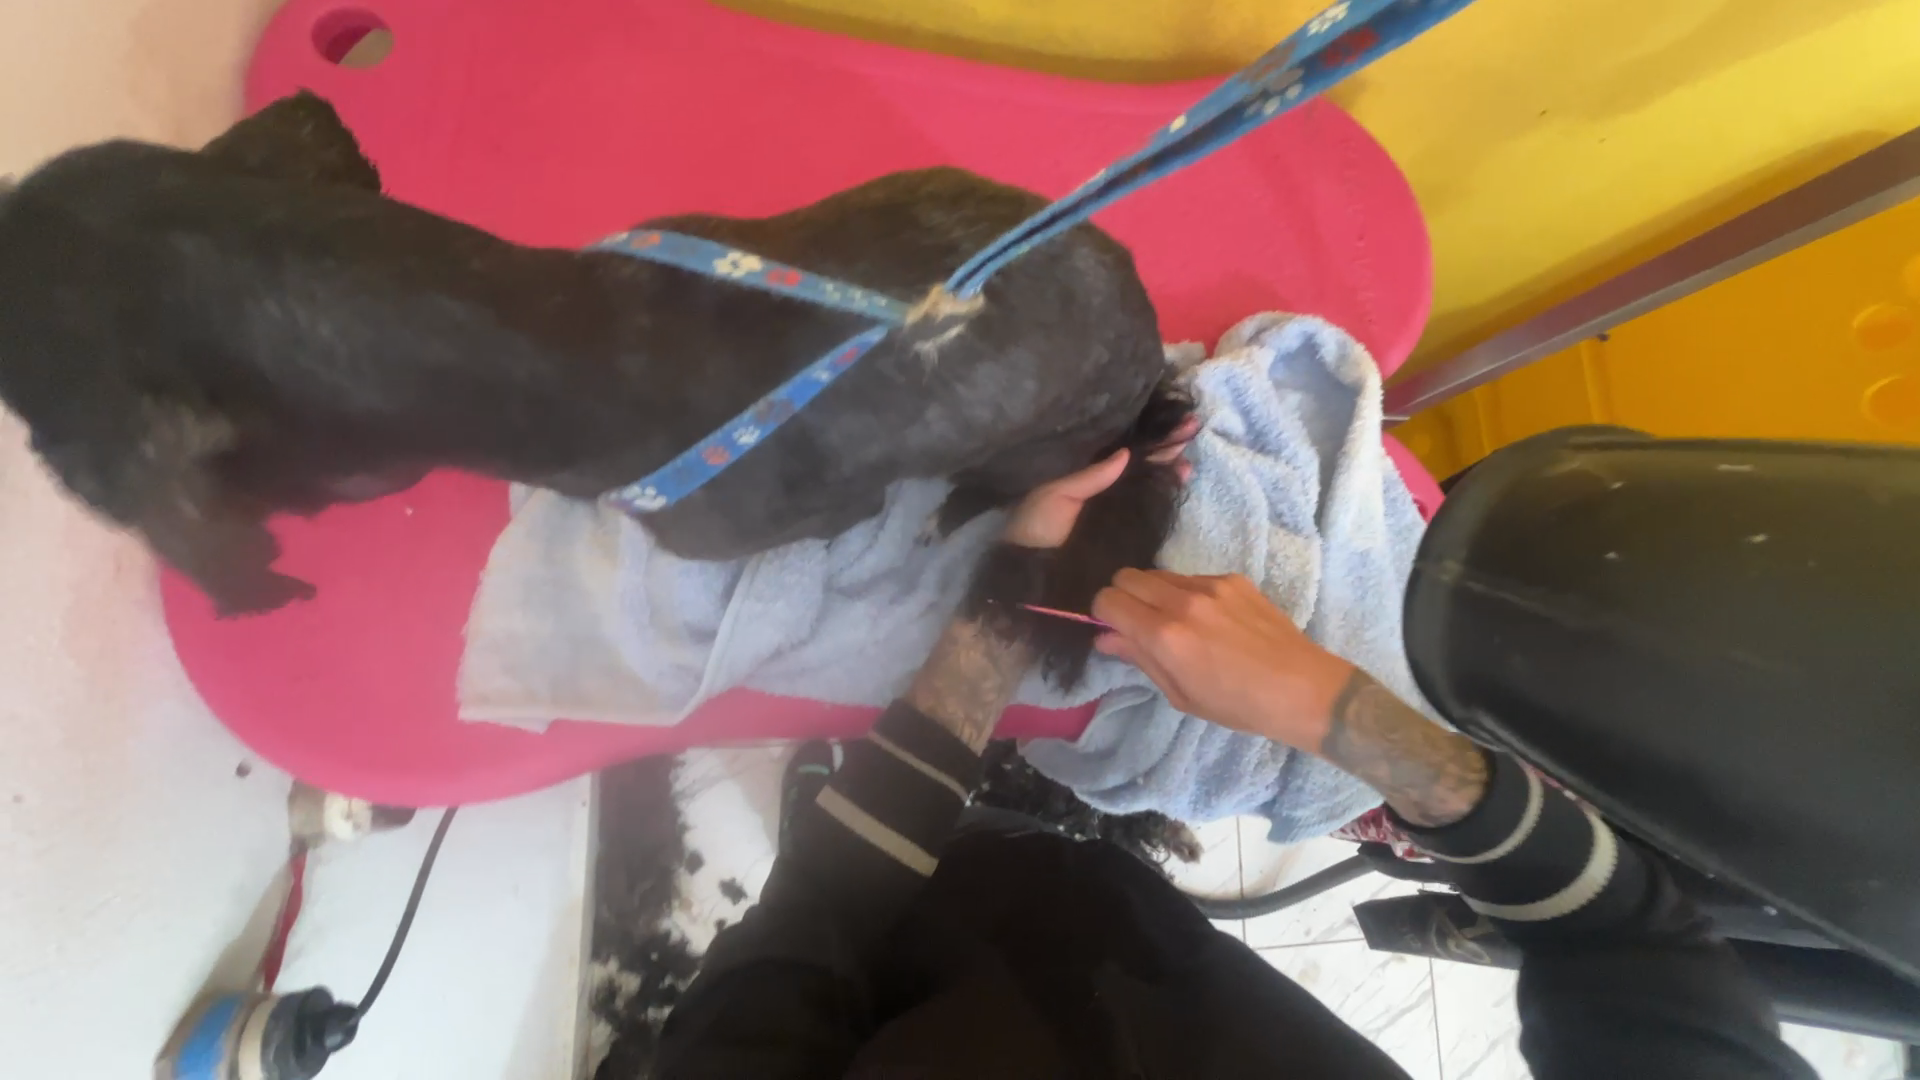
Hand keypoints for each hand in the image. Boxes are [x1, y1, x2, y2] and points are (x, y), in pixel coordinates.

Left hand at [1001, 416, 1198, 548]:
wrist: (1027, 560)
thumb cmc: (1036, 520)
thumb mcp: (1060, 493)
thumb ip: (1092, 476)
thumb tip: (1126, 452)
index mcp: (1091, 473)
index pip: (1127, 450)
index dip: (1151, 437)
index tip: (1176, 422)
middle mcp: (1107, 486)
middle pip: (1144, 462)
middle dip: (1169, 446)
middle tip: (1193, 427)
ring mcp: (1117, 507)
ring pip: (1150, 482)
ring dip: (1171, 469)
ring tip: (1187, 462)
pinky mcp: (1123, 529)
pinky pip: (1147, 509)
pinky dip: (1165, 495)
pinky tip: (1179, 481)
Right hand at [1090, 570, 1352, 752]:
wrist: (1303, 688)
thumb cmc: (1237, 704)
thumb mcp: (1179, 693)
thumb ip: (1139, 658)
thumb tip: (1104, 637)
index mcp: (1165, 635)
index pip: (1108, 599)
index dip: (1103, 613)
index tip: (1114, 628)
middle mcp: (1182, 602)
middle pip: (1127, 576)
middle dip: (1123, 596)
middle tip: (1138, 622)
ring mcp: (1210, 586)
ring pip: (1157, 573)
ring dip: (1154, 593)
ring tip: (1175, 621)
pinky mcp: (1232, 579)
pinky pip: (1190, 577)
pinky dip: (1185, 593)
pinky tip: (1209, 619)